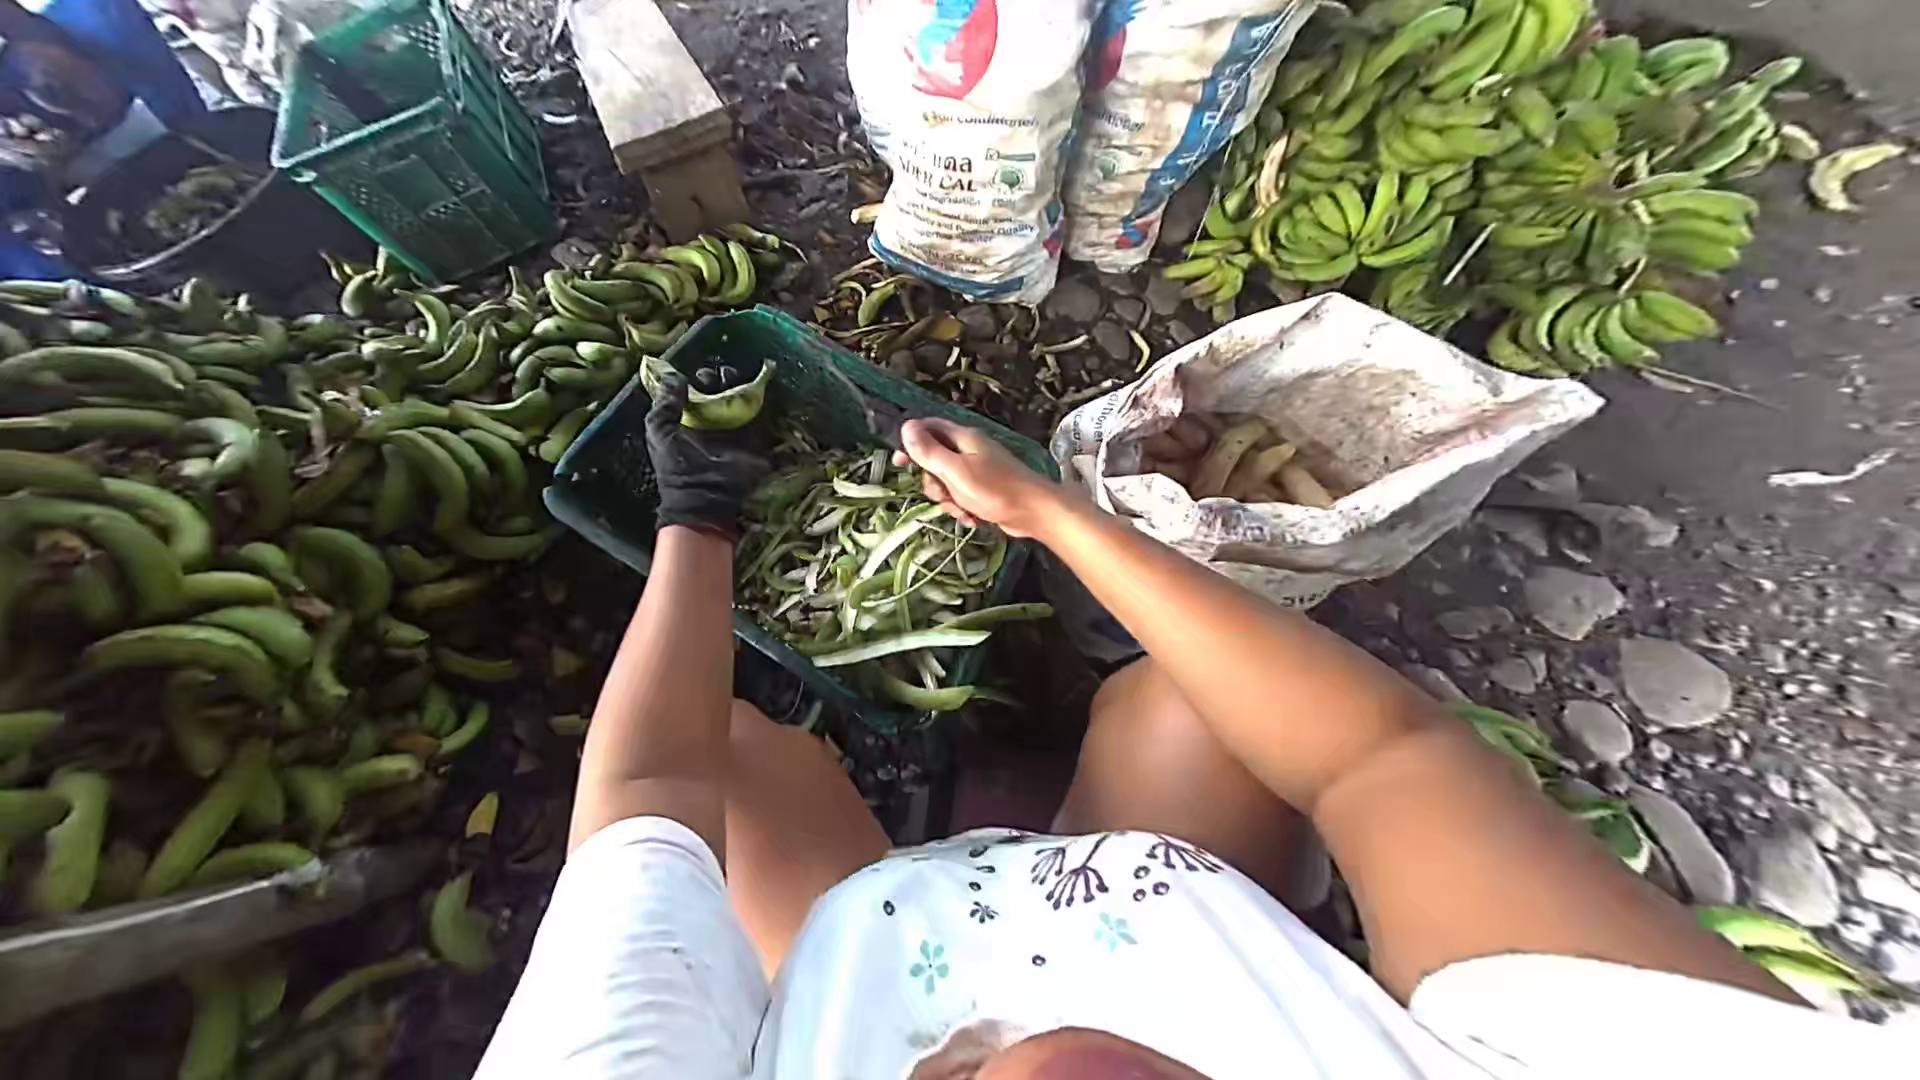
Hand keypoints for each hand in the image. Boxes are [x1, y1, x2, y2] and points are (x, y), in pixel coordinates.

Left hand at [645, 371, 768, 535]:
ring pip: (743, 398)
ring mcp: (736, 429)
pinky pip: (762, 416)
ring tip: (742, 382)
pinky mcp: (755, 439)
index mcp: (690, 416)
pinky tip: (762, 391)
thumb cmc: (677, 466)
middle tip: (725, 377)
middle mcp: (714, 419)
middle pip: (724, 389)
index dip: (700, 378)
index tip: (702, 377)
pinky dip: (764, 402)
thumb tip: (675, 376)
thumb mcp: (660, 431)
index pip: (699, 388)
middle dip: (725, 378)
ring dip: (745, 387)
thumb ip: (665, 404)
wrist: (705, 498)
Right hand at [895, 418, 1063, 537]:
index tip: (900, 464)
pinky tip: (972, 518)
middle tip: (942, 494)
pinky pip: (963, 496)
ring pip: (947, 483)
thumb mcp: (955, 471)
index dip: (911, 445)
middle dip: (933, 482)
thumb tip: (906, 427)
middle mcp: (970, 449)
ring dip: (948, 500)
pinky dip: (963, 508)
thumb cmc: (995, 489)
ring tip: (962, 510)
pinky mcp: (985, 490)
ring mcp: (979, 470)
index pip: (927, 429)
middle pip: (934, 460)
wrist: (1034, 512)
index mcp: (962, 438)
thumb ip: (929, 451)